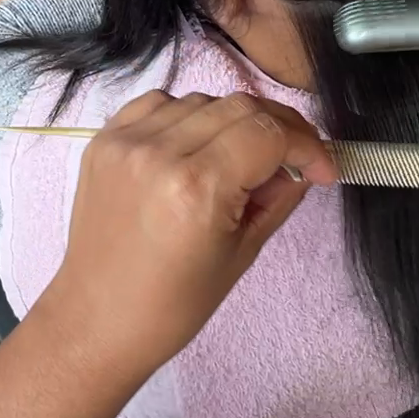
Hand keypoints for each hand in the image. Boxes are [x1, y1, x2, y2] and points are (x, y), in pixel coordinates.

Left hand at [37, 91, 334, 372]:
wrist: (97, 317)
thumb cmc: (174, 303)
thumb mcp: (242, 254)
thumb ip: (278, 197)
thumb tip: (301, 165)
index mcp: (198, 187)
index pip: (269, 133)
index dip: (307, 144)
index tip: (321, 167)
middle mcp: (159, 152)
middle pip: (239, 105)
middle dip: (278, 126)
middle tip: (293, 156)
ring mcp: (126, 141)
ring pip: (201, 99)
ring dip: (232, 120)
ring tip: (236, 157)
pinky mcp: (103, 139)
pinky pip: (158, 103)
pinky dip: (186, 115)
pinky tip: (193, 145)